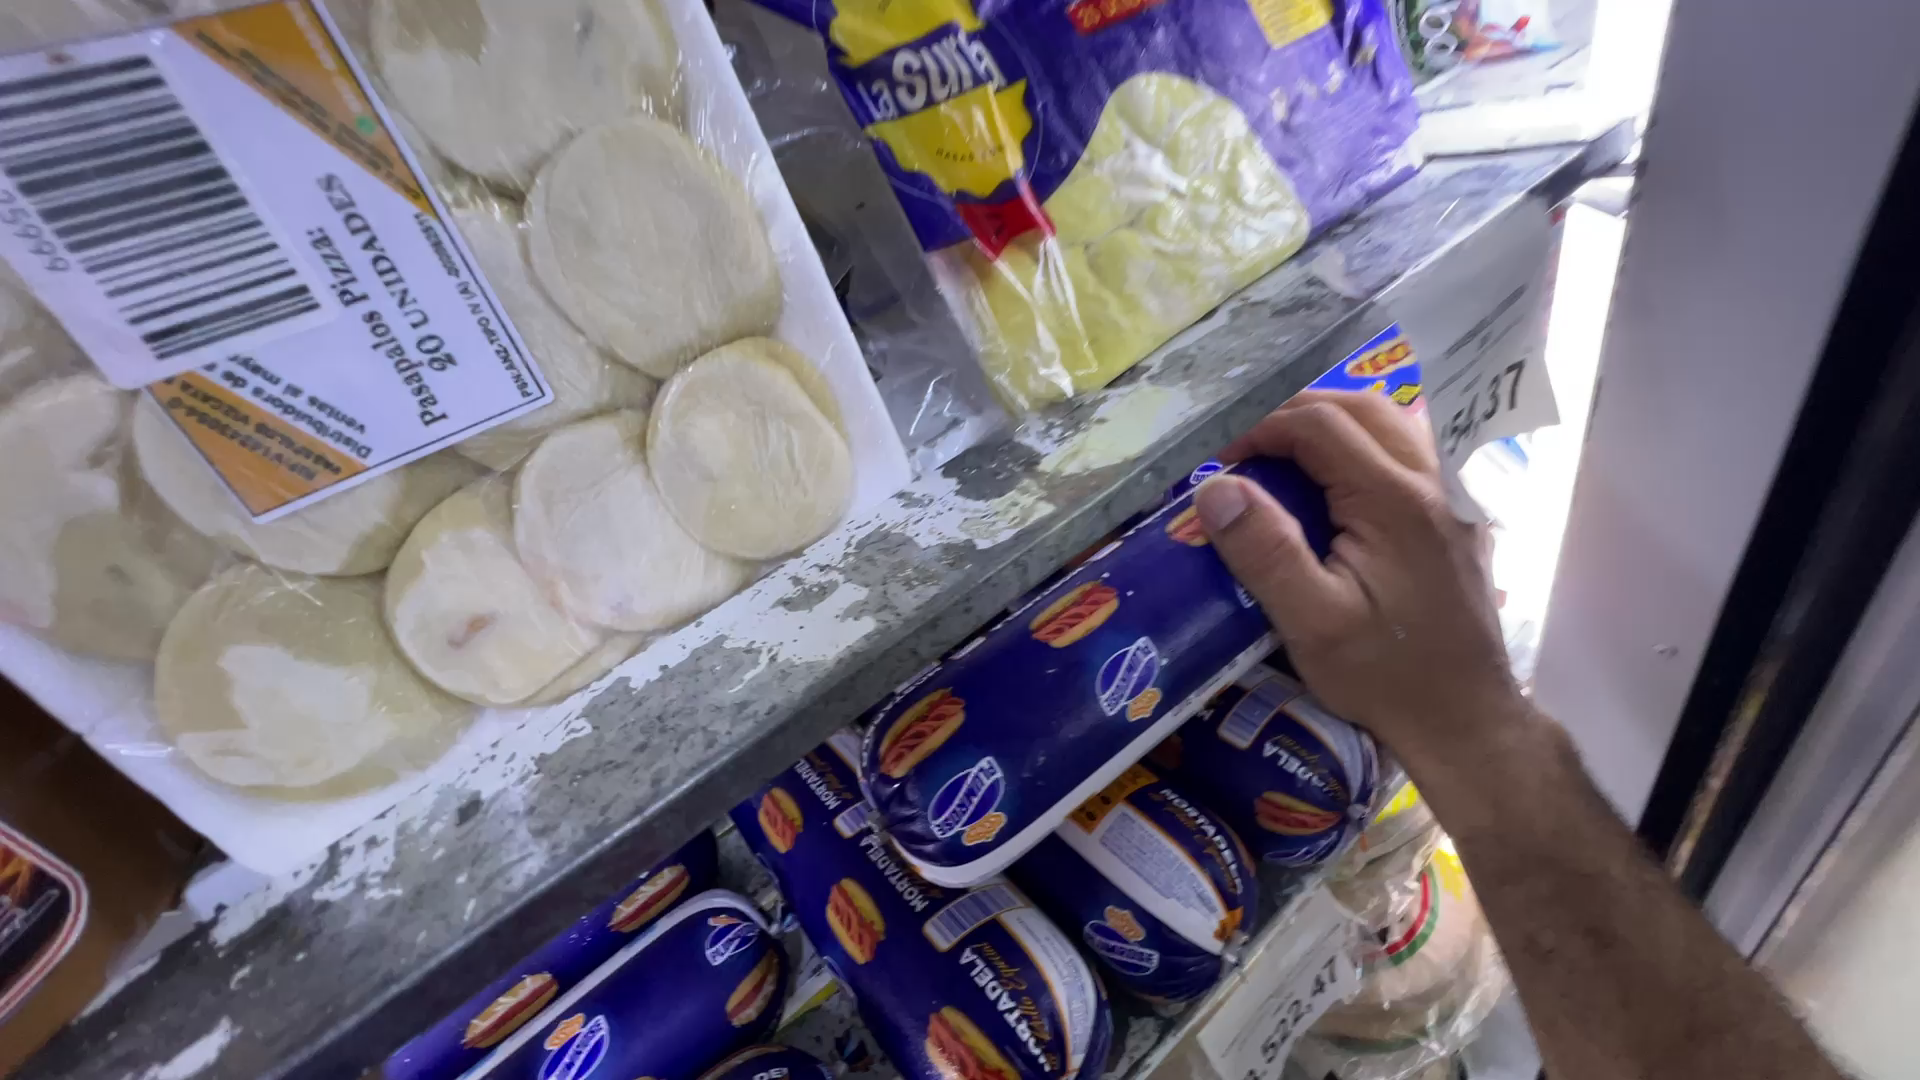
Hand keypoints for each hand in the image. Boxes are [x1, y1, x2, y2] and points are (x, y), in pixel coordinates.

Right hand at [1192, 391, 1532, 778]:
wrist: (1463, 720)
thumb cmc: (1381, 674)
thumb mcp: (1310, 622)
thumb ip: (1264, 550)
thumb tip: (1214, 488)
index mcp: (1394, 502)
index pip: (1319, 426)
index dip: (1258, 429)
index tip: (1216, 459)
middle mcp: (1434, 482)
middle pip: (1358, 407)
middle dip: (1290, 414)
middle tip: (1242, 447)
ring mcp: (1454, 495)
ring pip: (1388, 421)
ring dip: (1328, 422)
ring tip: (1279, 453)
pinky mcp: (1457, 514)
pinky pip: (1406, 447)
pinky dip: (1360, 442)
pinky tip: (1332, 476)